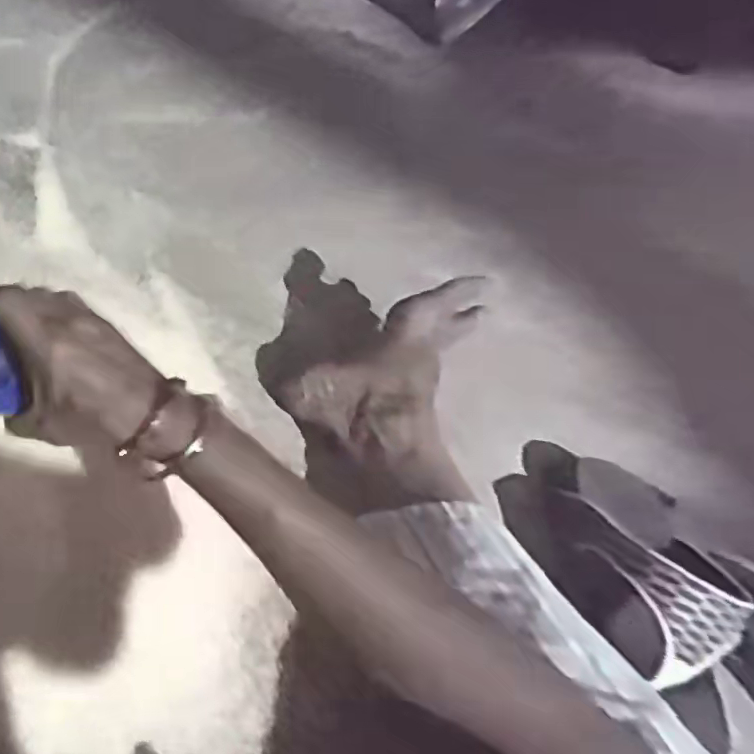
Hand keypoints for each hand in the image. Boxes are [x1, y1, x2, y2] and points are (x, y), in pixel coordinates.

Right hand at [0, 286, 172, 451]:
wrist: (151, 414)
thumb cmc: (93, 419)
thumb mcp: (44, 425)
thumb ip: (15, 413)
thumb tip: (3, 408)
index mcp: (45, 341)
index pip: (2, 301)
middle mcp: (62, 318)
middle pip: (18, 292)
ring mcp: (83, 314)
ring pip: (41, 294)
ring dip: (20, 302)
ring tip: (10, 322)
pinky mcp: (99, 319)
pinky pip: (61, 302)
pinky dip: (43, 308)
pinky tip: (44, 329)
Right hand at [272, 276, 486, 507]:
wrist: (380, 473)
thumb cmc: (348, 415)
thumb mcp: (302, 383)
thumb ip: (285, 364)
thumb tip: (271, 350)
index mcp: (399, 345)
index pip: (421, 309)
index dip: (447, 293)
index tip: (482, 281)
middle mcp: (416, 361)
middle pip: (442, 333)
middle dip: (454, 317)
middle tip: (478, 308)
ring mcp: (416, 389)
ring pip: (432, 354)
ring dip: (438, 341)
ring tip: (442, 330)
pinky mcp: (408, 414)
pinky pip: (414, 378)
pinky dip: (411, 368)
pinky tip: (396, 369)